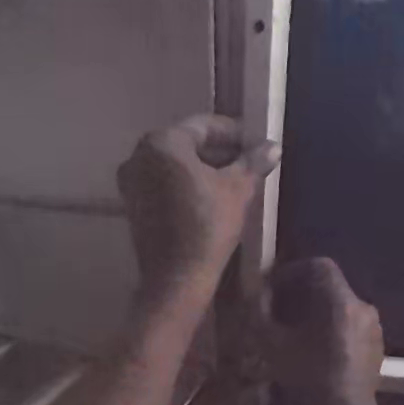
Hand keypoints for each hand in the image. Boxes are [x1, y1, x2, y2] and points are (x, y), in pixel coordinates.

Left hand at [118, 115, 280, 304]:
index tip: (255, 142)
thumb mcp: (238, 189)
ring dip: (202, 170)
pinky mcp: (133, 207)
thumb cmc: (208, 226)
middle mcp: (138, 156)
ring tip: (232, 182)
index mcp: (162, 142)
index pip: (203, 126)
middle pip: (185, 145)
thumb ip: (253, 162)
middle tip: (246, 162)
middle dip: (217, 152)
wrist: (177, 278)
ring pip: (173, 167)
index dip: (233, 133)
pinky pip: (163, 185)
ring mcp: (131, 183)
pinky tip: (209, 198)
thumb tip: (272, 147)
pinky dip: (185, 186)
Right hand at [262, 258, 385, 404]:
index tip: (273, 287)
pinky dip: (331, 329)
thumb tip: (255, 297)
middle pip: (330, 287)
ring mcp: (374, 328)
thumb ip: (260, 314)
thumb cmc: (308, 376)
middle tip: (278, 310)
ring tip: (294, 332)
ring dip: (317, 313)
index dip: (292, 271)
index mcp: (341, 300)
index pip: (319, 266)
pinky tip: (315, 350)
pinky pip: (351, 327)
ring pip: (341, 308)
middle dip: (302, 294)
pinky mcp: (377, 348)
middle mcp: (363, 307)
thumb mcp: (273, 344)